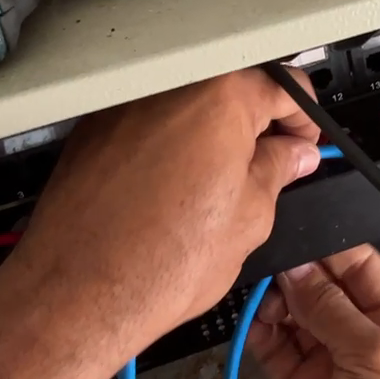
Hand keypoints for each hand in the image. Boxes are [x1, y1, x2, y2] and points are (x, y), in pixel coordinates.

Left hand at [0, 67, 322, 350]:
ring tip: (215, 183)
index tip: (302, 144)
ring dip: (213, 131)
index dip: (304, 121)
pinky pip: (151, 119)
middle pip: (236, 87)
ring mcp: (130, 101)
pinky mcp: (97, 125)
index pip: (286, 86)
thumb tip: (292, 155)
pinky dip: (170, 140)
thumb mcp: (249, 218)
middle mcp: (174, 83)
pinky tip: (171, 185)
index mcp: (222, 95)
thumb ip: (278, 170)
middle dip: (258, 123)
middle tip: (268, 165)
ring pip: (191, 103)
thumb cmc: (155, 262)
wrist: (75, 294)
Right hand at [250, 246, 379, 378]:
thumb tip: (299, 266)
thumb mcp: (376, 361)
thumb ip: (334, 311)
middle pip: (322, 286)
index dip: (329, 247)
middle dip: (296, 270)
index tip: (297, 231)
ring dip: (274, 299)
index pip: (359, 265)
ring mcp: (326, 363)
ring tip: (260, 298)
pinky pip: (273, 349)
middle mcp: (359, 336)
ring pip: (294, 313)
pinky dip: (258, 333)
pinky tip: (249, 323)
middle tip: (269, 262)